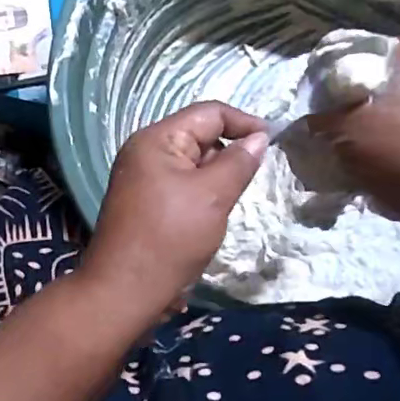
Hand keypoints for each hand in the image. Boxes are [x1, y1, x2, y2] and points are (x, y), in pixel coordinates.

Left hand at [76, 102, 267, 316]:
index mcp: (154, 140)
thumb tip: (258, 137)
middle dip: (228, 153)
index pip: (208, 113)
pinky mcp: (143, 201)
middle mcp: (143, 152)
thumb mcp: (213, 195)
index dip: (244, 122)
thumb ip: (238, 162)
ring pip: (192, 163)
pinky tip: (208, 215)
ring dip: (215, 177)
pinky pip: (179, 185)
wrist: (126, 287)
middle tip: (247, 182)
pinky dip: (200, 193)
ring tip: (225, 202)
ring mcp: (140, 178)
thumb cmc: (170, 236)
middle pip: (198, 136)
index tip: (274, 144)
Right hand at [306, 36, 399, 220]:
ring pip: (356, 108)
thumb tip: (296, 121)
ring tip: (317, 143)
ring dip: (335, 126)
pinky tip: (336, 155)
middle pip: (348, 82)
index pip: (342, 52)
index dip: (314, 75)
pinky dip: (350, 142)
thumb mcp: (341, 126)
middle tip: (303, 123)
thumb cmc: (397, 146)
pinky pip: (368, 129)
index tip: (296, 99)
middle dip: (323, 104)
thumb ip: (312, 118)